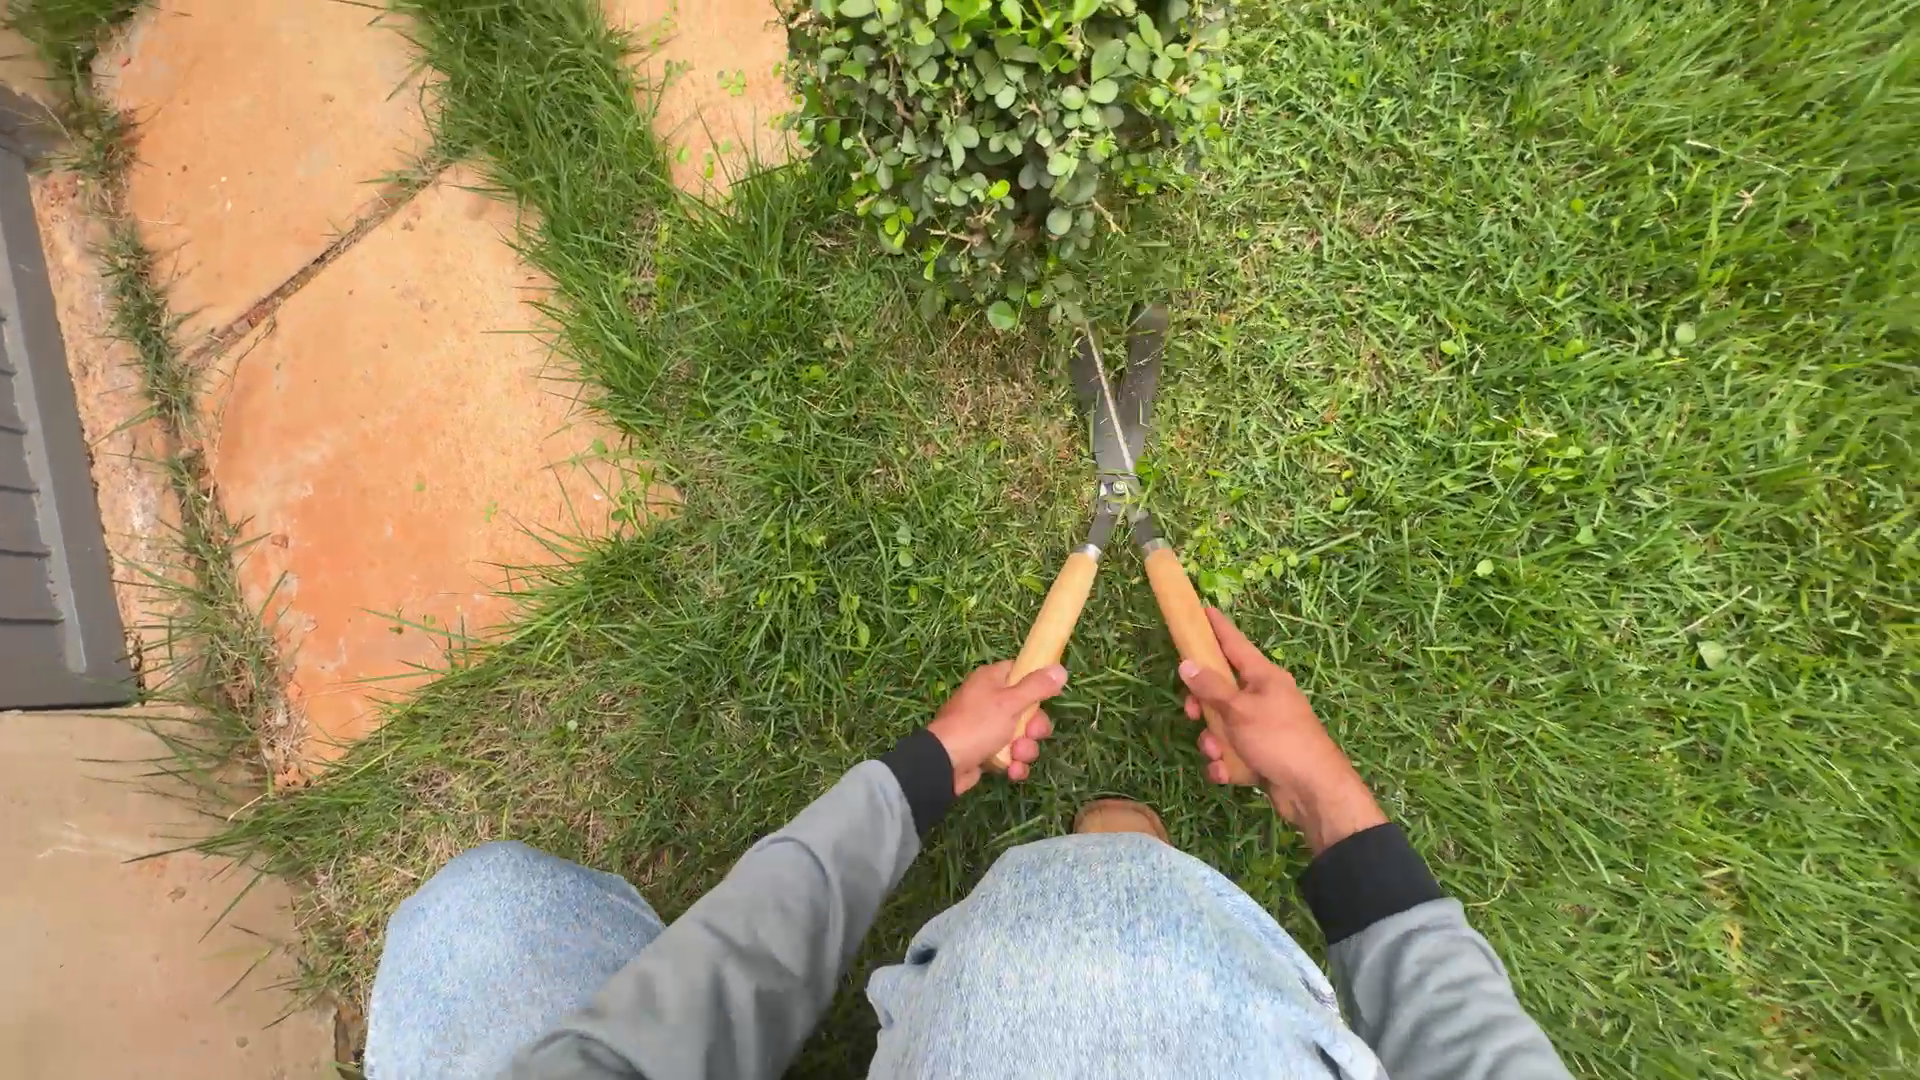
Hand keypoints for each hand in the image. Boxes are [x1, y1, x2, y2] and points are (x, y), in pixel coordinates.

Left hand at [928, 661, 1065, 794]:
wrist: (945, 763)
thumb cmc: (977, 724)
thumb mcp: (1010, 702)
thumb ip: (1037, 687)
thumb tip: (1060, 669)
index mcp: (991, 680)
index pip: (1020, 671)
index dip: (1037, 683)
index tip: (1050, 695)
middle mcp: (990, 699)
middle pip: (1027, 708)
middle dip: (1034, 727)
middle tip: (1031, 734)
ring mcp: (988, 726)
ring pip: (1021, 735)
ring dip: (1024, 749)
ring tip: (1016, 756)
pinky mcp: (987, 750)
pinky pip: (1010, 754)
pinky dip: (1014, 763)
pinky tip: (1012, 771)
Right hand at [1179, 607, 1386, 852]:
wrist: (1314, 792)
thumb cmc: (1279, 740)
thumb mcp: (1239, 709)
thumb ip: (1210, 687)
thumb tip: (1186, 664)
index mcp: (1263, 676)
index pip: (1234, 643)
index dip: (1216, 626)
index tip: (1201, 609)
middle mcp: (1263, 696)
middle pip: (1220, 688)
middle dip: (1202, 704)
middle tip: (1193, 712)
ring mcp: (1263, 726)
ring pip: (1222, 724)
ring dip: (1213, 740)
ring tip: (1217, 753)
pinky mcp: (1261, 754)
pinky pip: (1232, 752)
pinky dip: (1226, 762)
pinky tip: (1227, 772)